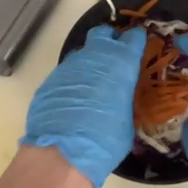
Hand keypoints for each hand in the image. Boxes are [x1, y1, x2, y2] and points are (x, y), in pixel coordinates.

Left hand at [20, 24, 143, 187]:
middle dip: (109, 40)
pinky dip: (73, 80)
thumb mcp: (127, 119)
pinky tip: (75, 98)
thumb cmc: (105, 139)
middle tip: (115, 55)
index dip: (136, 40)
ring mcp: (68, 67)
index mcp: (119, 64)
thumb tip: (119, 97)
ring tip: (94, 82)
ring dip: (90, 63)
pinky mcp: (50, 81)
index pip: (132, 39)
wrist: (62, 153)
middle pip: (102, 35)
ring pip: (82, 54)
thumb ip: (124, 98)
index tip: (138, 45)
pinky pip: (66, 74)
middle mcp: (92, 58)